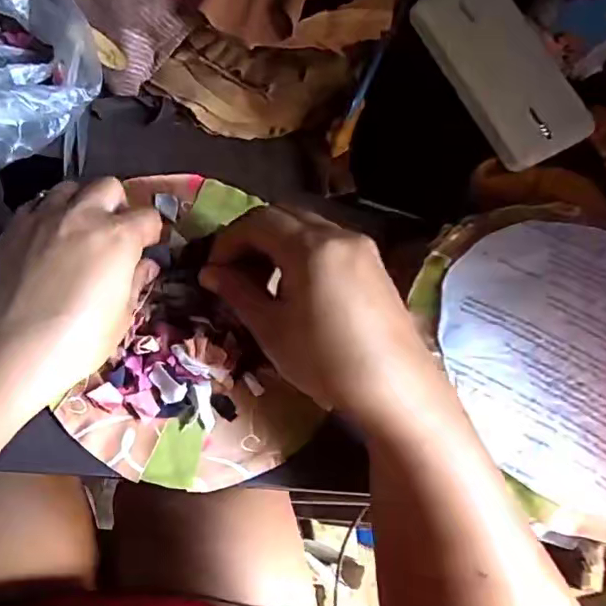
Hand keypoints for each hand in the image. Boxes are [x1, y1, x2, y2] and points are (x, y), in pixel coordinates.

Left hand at [0, 178, 161, 415]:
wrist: (11, 351)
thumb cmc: (76, 343)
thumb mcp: (119, 320)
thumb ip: (134, 284)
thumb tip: (144, 266)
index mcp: (118, 237)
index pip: (148, 217)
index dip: (151, 232)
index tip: (147, 246)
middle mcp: (82, 215)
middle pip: (108, 187)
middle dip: (117, 205)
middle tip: (113, 233)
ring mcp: (43, 218)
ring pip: (70, 188)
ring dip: (81, 202)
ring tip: (78, 229)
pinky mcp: (13, 228)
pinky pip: (36, 205)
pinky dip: (47, 213)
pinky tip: (46, 237)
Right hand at [200, 205, 442, 431]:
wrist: (395, 389)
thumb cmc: (323, 360)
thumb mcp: (271, 328)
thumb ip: (238, 292)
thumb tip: (210, 272)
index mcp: (310, 247)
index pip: (257, 221)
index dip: (227, 241)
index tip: (212, 270)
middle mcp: (339, 235)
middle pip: (284, 216)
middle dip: (251, 238)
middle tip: (232, 272)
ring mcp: (362, 248)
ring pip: (308, 228)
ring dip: (276, 244)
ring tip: (260, 283)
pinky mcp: (374, 266)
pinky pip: (329, 244)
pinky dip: (302, 253)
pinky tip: (294, 289)